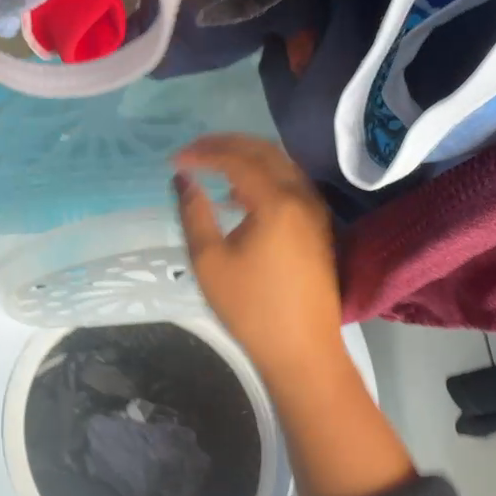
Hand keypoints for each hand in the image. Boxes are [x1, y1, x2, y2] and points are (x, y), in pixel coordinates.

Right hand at [175, 134, 415, 495]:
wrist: (303, 351)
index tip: (175, 160)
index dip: (204, 153)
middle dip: (227, 145)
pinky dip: (264, 176)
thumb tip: (183, 179)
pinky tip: (241, 195)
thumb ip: (194, 213)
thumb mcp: (208, 261)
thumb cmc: (251, 307)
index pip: (237, 159)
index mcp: (276, 202)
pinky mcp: (319, 228)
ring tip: (214, 166)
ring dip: (248, 158)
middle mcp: (302, 197)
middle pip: (265, 152)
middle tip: (194, 152)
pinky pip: (291, 184)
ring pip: (282, 165)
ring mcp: (316, 212)